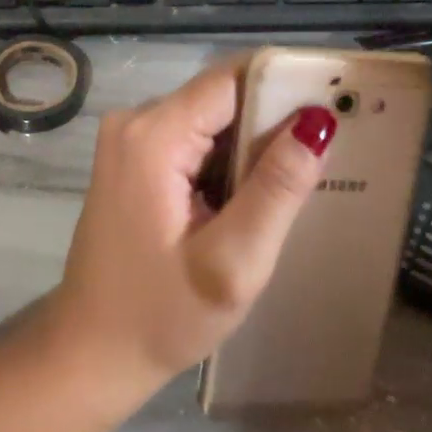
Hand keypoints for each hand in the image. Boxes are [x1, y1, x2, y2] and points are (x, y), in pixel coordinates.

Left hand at [42, 58, 335, 392]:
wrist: (93, 352)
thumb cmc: (161, 316)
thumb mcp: (231, 262)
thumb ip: (276, 190)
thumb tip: (319, 122)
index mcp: (153, 137)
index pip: (233, 79)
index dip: (287, 88)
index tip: (339, 107)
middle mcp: (135, 123)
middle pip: (223, 97)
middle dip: (274, 123)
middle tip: (322, 165)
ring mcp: (130, 142)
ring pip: (212, 121)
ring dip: (253, 149)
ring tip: (290, 192)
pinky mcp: (133, 163)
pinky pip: (194, 143)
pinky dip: (227, 165)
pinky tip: (249, 204)